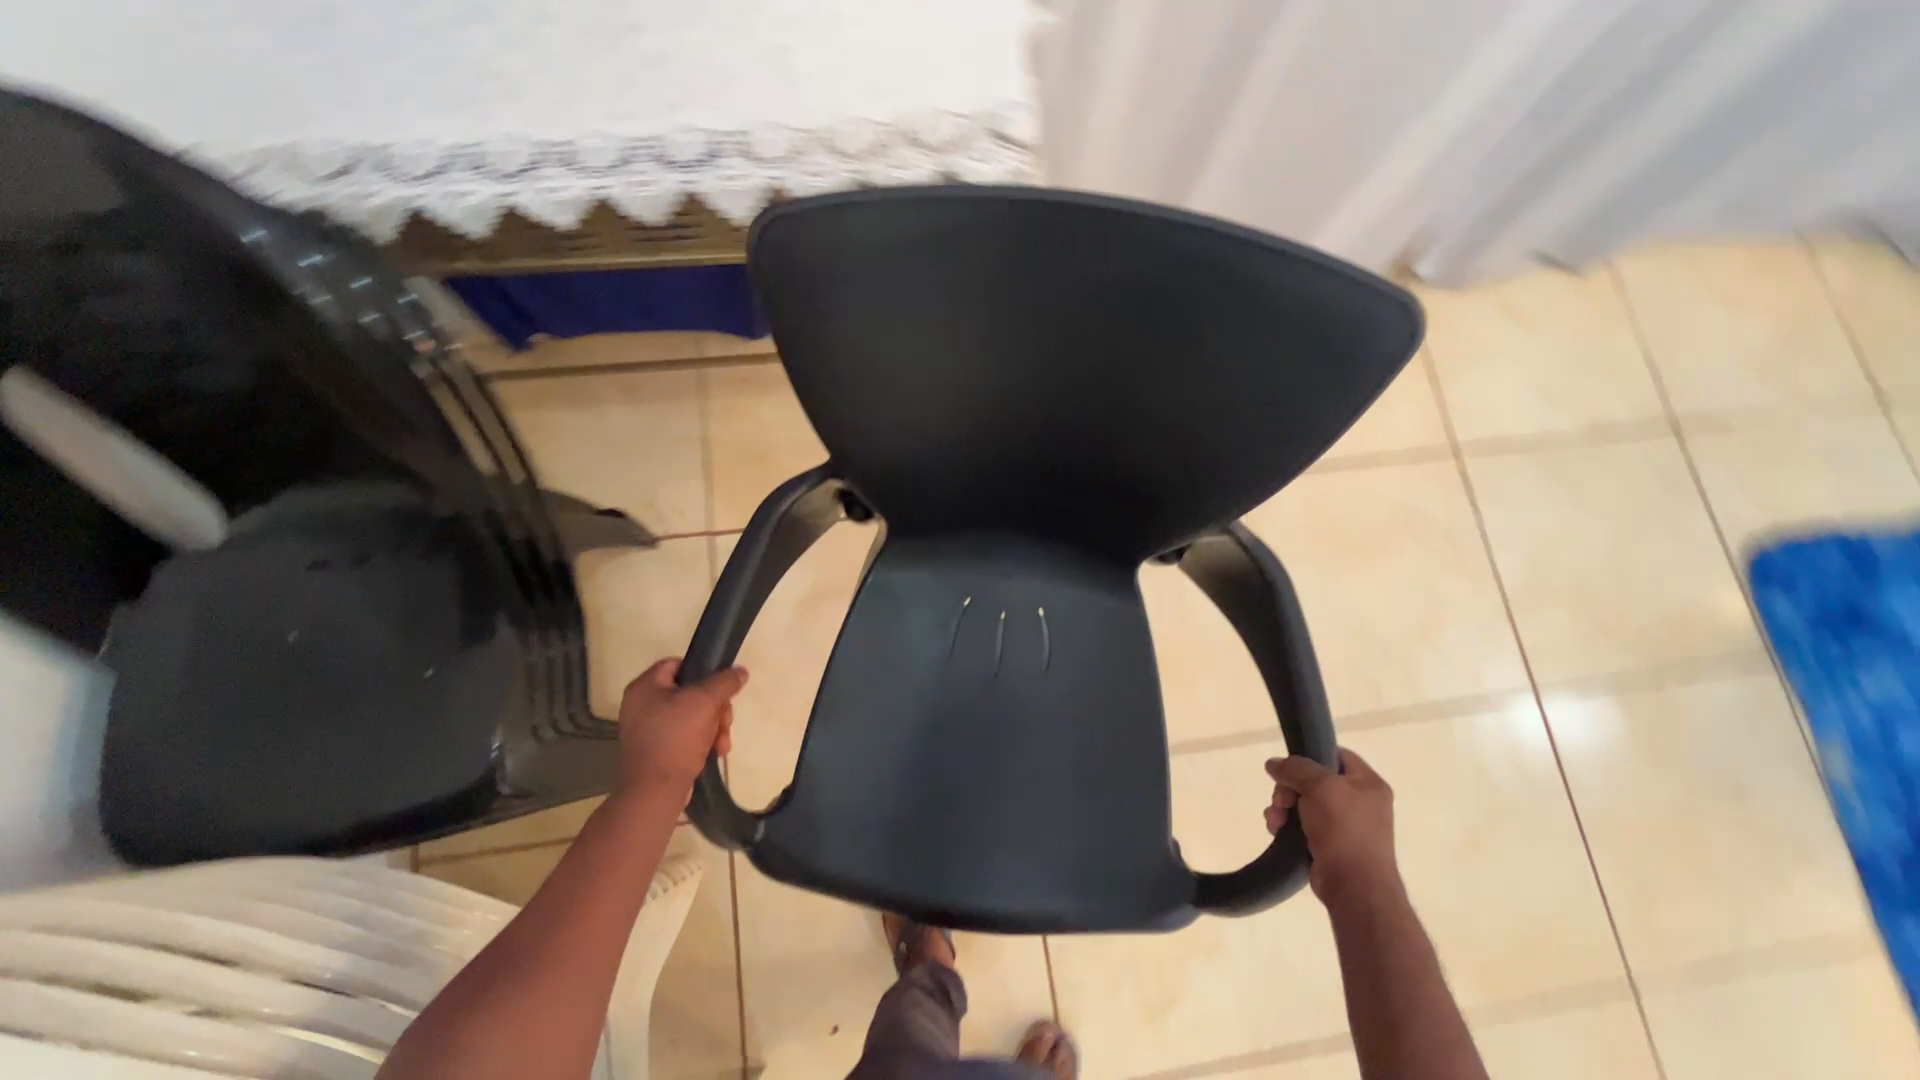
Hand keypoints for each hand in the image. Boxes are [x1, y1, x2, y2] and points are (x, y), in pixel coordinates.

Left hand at [614, 658, 747, 800]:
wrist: (655, 790)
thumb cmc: (675, 738)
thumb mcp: (704, 702)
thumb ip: (724, 682)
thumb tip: (740, 671)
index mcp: (645, 687)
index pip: (677, 663)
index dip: (702, 670)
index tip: (721, 686)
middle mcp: (643, 705)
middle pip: (691, 692)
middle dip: (715, 707)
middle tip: (725, 721)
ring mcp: (649, 729)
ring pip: (693, 715)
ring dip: (714, 725)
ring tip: (722, 742)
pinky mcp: (658, 750)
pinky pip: (686, 735)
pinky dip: (703, 740)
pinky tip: (716, 751)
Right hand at [1264, 749, 1399, 905]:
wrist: (1355, 887)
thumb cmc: (1344, 830)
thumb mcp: (1320, 787)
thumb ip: (1296, 768)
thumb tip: (1274, 764)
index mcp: (1368, 783)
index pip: (1336, 755)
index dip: (1310, 756)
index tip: (1288, 766)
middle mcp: (1360, 802)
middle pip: (1314, 780)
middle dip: (1289, 788)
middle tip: (1280, 799)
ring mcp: (1345, 826)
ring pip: (1304, 803)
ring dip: (1283, 807)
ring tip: (1274, 820)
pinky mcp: (1330, 845)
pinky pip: (1302, 825)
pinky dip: (1286, 825)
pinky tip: (1276, 831)